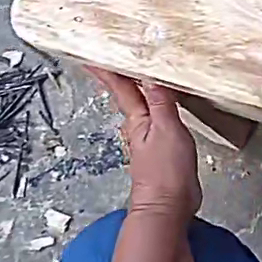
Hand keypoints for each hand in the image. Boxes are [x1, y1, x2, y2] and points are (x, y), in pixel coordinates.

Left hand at [86, 66, 200, 220]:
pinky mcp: (164, 147)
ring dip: (137, 90)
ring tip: (138, 77)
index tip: (92, 56)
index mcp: (137, 121)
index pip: (122, 89)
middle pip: (127, 96)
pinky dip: (157, 105)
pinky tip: (163, 105)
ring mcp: (150, 138)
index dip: (108, 72)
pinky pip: (158, 117)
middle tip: (112, 60)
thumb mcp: (167, 130)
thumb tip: (153, 75)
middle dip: (119, 78)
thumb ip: (162, 103)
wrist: (169, 204)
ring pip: (141, 106)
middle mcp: (139, 127)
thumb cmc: (166, 171)